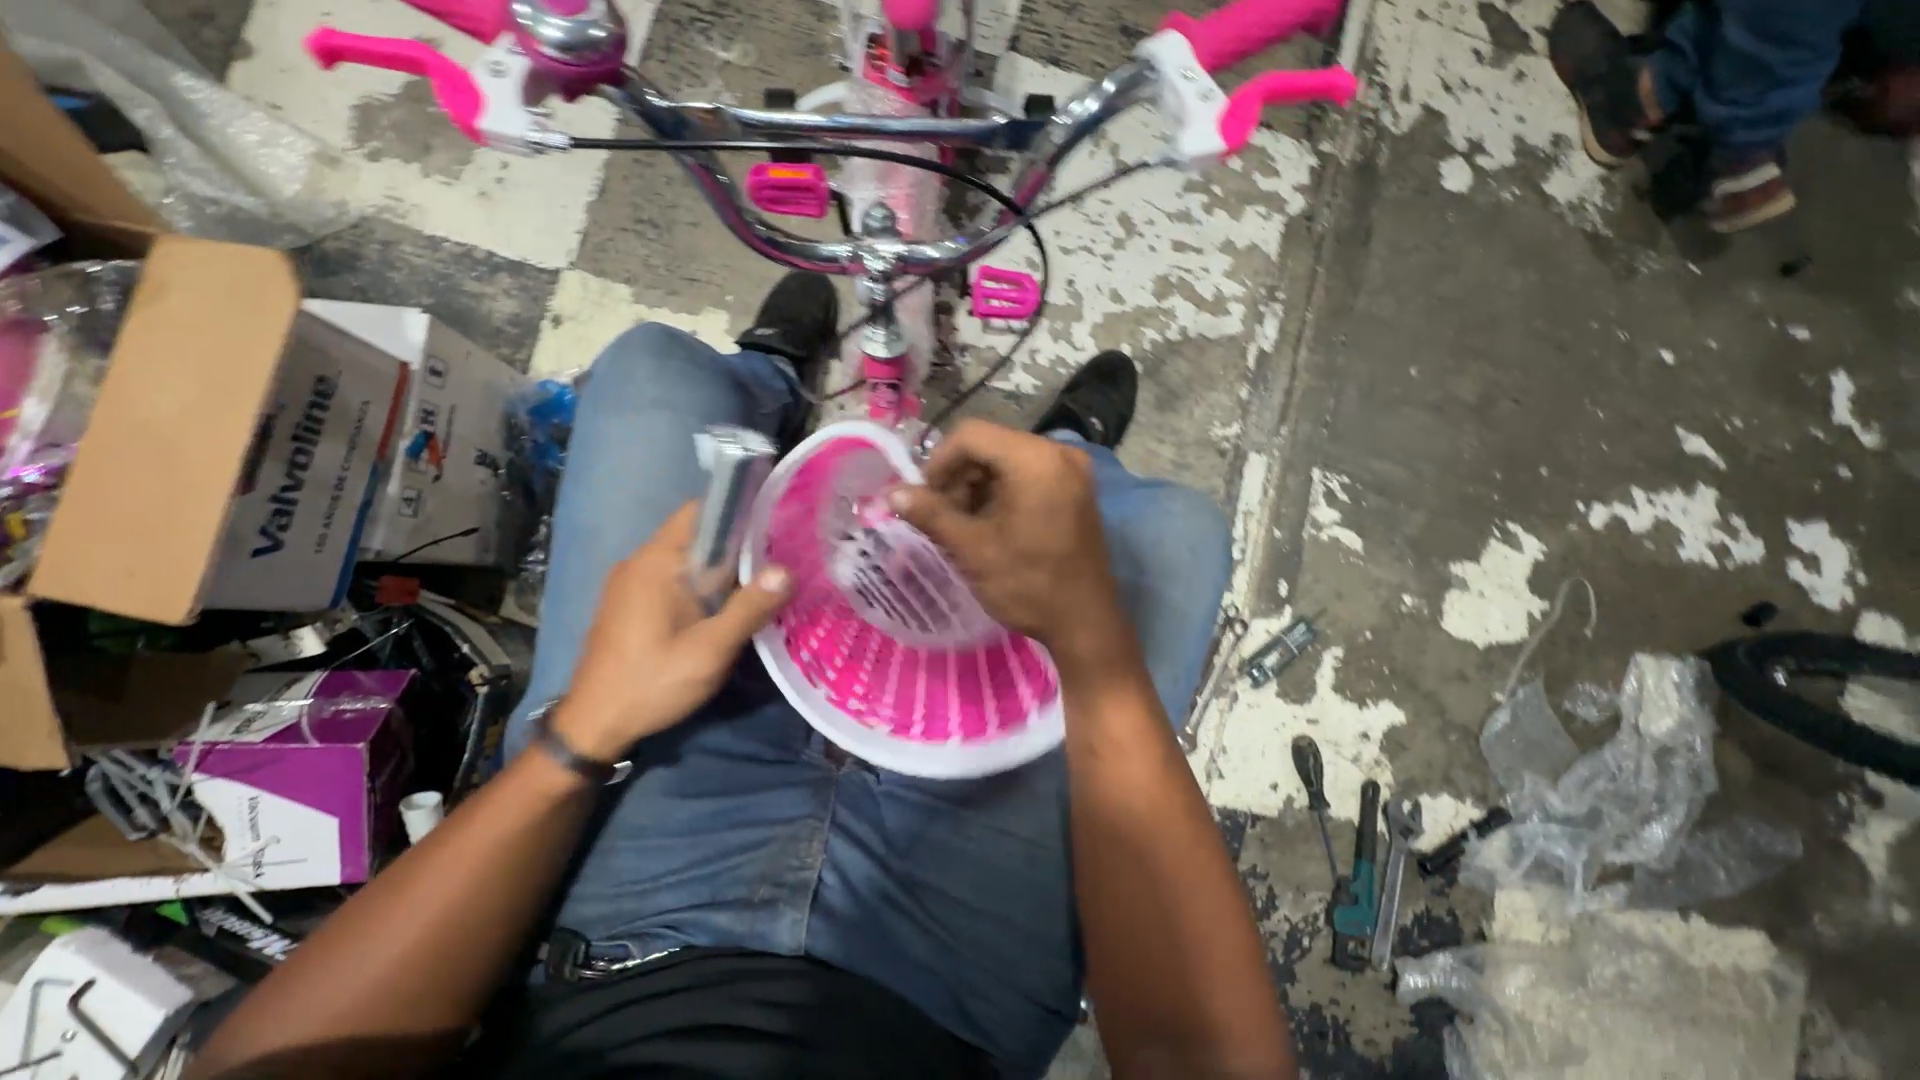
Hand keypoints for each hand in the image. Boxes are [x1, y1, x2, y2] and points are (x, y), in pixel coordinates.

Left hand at [552, 502, 789, 760]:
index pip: (703, 510)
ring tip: (763, 582)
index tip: (779, 524)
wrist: (594, 724)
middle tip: (781, 559)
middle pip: (698, 534)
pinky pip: (674, 579)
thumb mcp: (710, 650)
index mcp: (657, 561)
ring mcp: (631, 582)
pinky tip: (727, 607)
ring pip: (687, 559)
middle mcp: (640, 561)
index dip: (742, 511)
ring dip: (722, 568)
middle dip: (739, 543)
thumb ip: (749, 608)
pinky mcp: (630, 603)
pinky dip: (702, 585)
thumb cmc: (652, 683)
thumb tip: (788, 569)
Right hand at [889, 419, 1129, 669]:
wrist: (1085, 624)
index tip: (923, 499)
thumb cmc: (1028, 584)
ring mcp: (1071, 473)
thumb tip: (891, 493)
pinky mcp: (1075, 492)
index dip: (938, 463)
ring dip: (976, 488)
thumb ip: (930, 513)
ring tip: (961, 527)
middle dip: (957, 477)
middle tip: (940, 517)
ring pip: (1006, 462)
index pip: (971, 435)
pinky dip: (1001, 494)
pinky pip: (1028, 477)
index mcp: (1035, 459)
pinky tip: (987, 527)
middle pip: (989, 446)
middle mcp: (1059, 454)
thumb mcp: (972, 548)